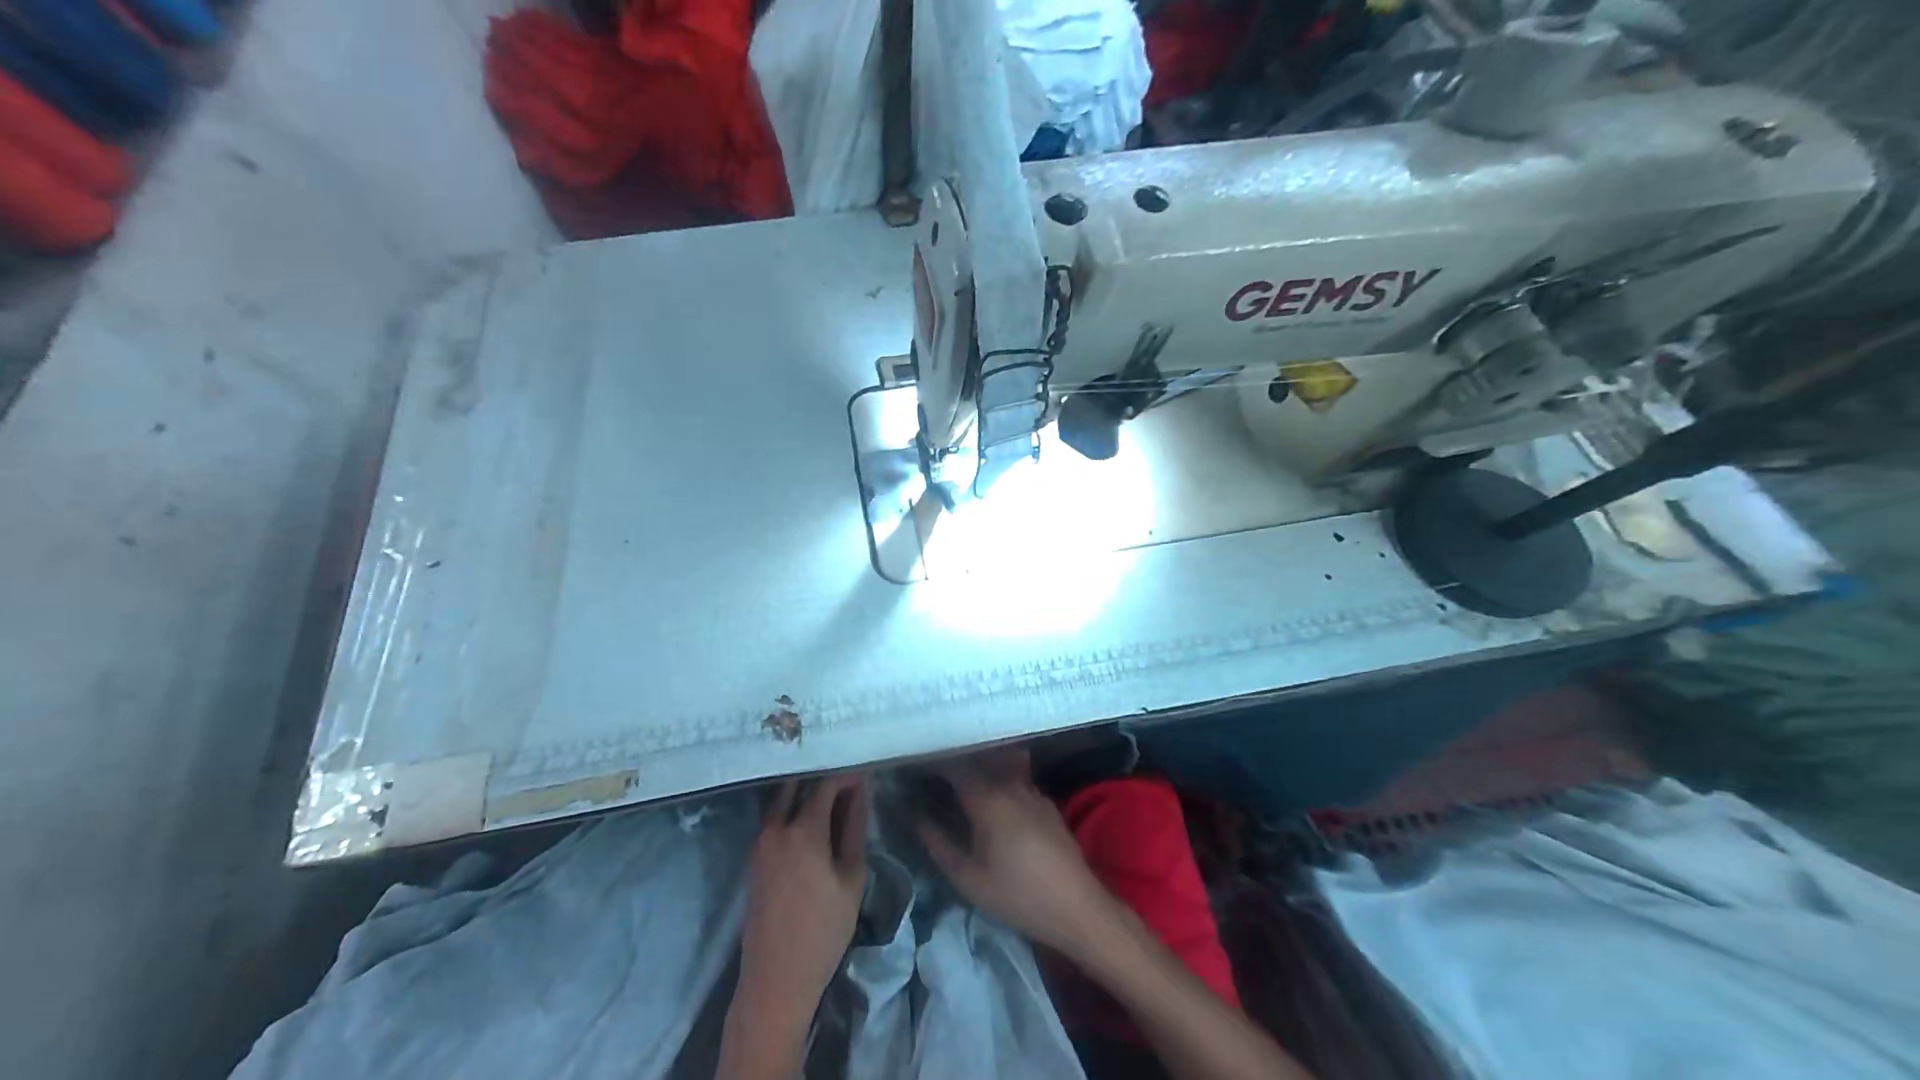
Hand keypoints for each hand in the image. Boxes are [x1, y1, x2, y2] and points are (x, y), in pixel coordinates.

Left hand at [739, 773, 871, 1002]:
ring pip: (783, 800)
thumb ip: (855, 829)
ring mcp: (760, 842)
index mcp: (803, 830)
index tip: (865, 775)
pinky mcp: (754, 857)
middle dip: (824, 779)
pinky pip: (774, 819)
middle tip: (848, 785)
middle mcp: (776, 828)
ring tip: (834, 801)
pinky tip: (812, 822)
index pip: (827, 784)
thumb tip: (860, 793)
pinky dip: (793, 810)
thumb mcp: (852, 878)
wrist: (776, 977)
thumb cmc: (824, 931)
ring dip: (806, 793)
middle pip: (800, 785)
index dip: (848, 776)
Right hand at [917, 748, 1118, 954]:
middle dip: (955, 760)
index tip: (916, 761)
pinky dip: (998, 778)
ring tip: (958, 778)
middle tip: (932, 768)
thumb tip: (918, 819)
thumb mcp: (970, 880)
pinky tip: (991, 793)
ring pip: (1000, 767)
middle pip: (978, 760)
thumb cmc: (1018, 896)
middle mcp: (1011, 786)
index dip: (934, 761)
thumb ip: (940, 845)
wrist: (1077, 908)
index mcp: (989, 800)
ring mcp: (1033, 792)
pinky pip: (1016, 779)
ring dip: (978, 766)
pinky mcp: (1046, 803)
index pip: (955, 766)